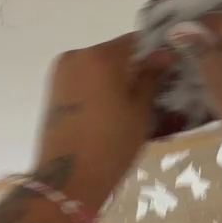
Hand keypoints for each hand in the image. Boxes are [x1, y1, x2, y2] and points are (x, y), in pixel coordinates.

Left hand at [31, 34, 172, 206]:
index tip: (169, 72)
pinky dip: (100, 90)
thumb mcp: (139, 110)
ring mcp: (61, 73)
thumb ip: (151, 76)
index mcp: (100, 56)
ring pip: (99, 69)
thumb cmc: (111, 144)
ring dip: (116, 81)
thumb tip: (164, 53)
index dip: (154, 54)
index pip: (135, 41)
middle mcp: (76, 56)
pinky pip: (84, 81)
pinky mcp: (53, 91)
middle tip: (155, 93)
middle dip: (134, 69)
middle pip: (115, 54)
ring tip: (134, 108)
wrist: (68, 181)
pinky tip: (113, 113)